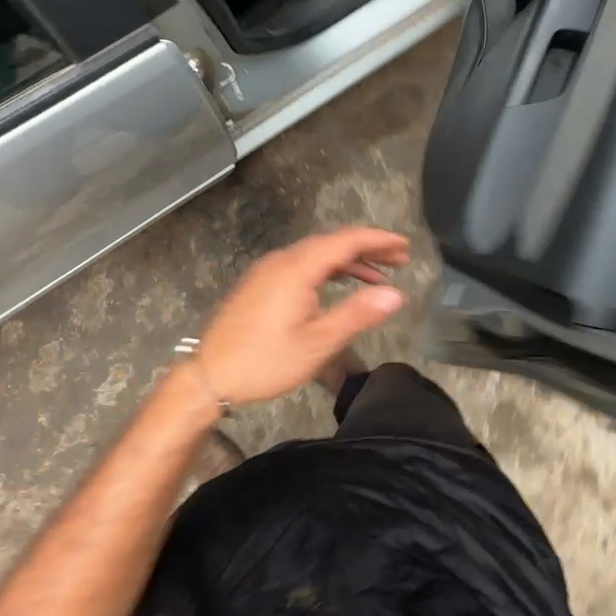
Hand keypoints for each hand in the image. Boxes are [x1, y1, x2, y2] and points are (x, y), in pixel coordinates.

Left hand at [194, 228, 411, 404]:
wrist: (210, 374)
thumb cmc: (266, 360)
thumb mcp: (317, 343)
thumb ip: (357, 314)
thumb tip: (396, 294)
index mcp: (297, 268)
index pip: (345, 241)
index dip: (378, 241)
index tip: (405, 246)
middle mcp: (282, 260)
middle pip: (331, 243)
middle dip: (367, 249)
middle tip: (400, 259)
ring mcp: (268, 270)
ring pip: (316, 255)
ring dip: (348, 262)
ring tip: (379, 277)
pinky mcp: (260, 283)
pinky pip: (301, 265)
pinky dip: (327, 271)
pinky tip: (339, 287)